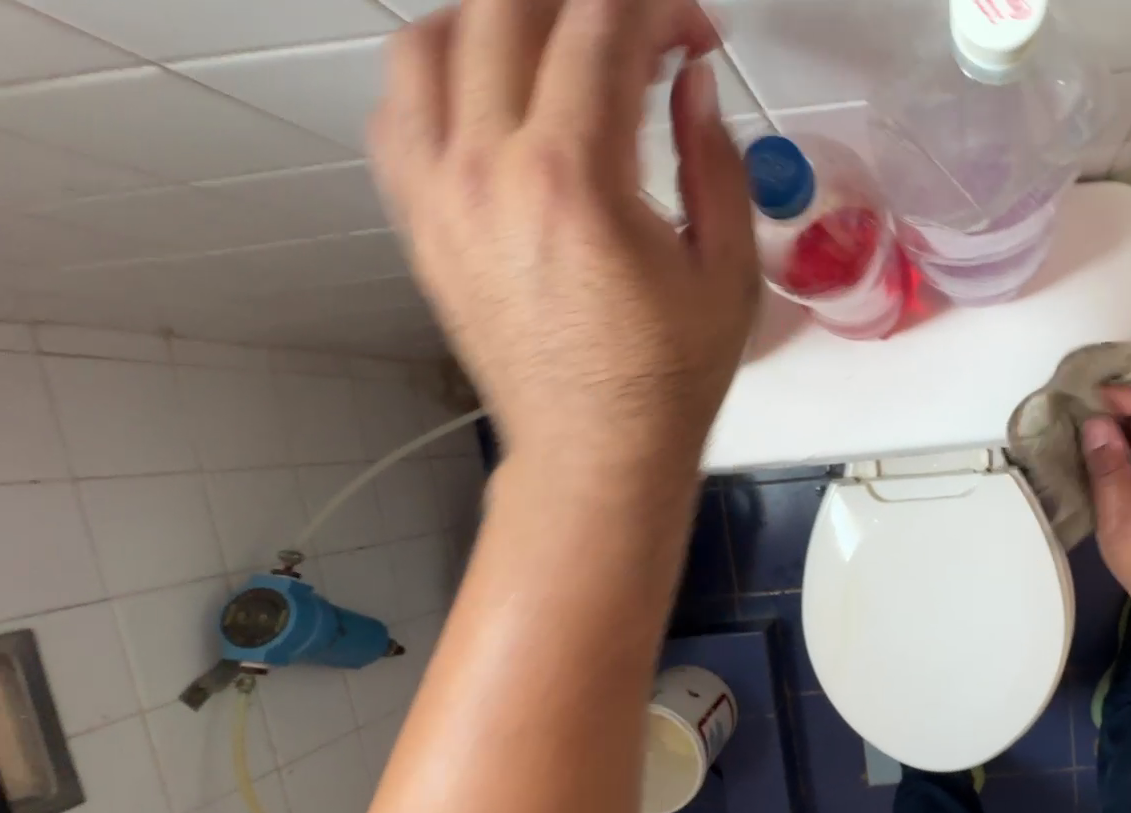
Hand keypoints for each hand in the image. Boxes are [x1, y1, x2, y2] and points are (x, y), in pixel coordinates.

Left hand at [372, 0, 759, 471]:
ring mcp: (439, 193)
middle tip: (640, 29)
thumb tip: (693, 84)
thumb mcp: (728, 274)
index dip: (657, 8)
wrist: (594, 450)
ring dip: (507, 17)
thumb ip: (716, 162)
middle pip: (510, 9)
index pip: (600, 30)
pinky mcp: (420, 221)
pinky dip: (447, 69)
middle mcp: (489, 170)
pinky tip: (497, 92)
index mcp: (576, 182)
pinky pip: (401, 105)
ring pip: (437, 37)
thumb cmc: (669, 378)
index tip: (695, 30)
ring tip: (566, 44)